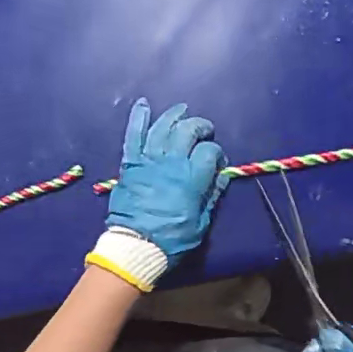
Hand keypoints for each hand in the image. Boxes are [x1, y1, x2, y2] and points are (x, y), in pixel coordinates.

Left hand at [105, 98, 229, 260]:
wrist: (136, 246)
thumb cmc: (171, 239)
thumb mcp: (201, 223)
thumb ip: (211, 196)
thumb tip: (221, 176)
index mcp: (191, 178)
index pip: (209, 151)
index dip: (216, 152)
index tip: (217, 161)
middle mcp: (171, 163)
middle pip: (187, 131)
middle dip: (199, 126)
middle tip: (204, 129)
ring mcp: (148, 161)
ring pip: (162, 128)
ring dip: (173, 115)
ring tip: (182, 110)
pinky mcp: (130, 164)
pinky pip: (133, 136)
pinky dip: (138, 118)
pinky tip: (144, 105)